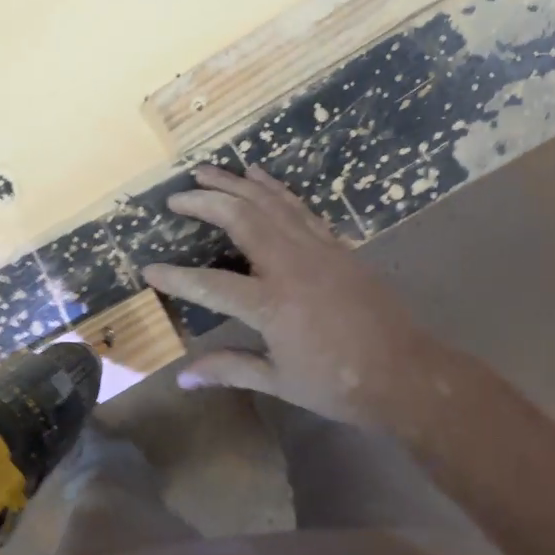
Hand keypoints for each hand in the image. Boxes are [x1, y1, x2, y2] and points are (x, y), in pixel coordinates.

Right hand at [143, 164, 436, 429]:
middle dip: (203, 203)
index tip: (148, 269)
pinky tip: (255, 174)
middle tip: (175, 199)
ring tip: (205, 171)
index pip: (210, 285)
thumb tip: (184, 379)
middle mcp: (289, 265)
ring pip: (267, 202)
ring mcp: (314, 248)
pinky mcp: (334, 242)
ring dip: (233, 183)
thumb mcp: (280, 381)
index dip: (176, 277)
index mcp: (271, 304)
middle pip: (239, 218)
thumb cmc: (338, 384)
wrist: (406, 372)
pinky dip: (272, 187)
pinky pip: (296, 205)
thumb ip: (230, 369)